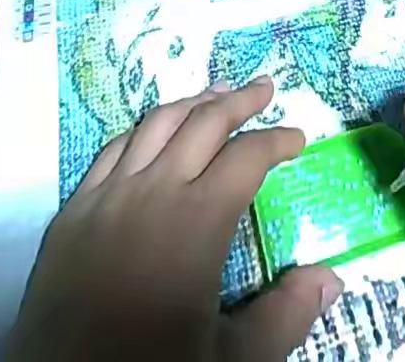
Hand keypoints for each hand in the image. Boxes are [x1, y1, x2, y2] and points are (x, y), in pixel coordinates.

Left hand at [11, 78, 342, 361]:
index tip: (298, 139)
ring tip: (218, 93)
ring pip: (158, 123)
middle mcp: (154, 189)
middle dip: (241, 101)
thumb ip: (284, 316)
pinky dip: (144, 129)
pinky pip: (114, 148)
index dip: (278, 141)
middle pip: (205, 123)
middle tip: (265, 88)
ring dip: (194, 103)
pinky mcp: (73, 210)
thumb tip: (331, 279)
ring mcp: (108, 195)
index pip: (249, 156)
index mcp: (198, 218)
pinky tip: (155, 131)